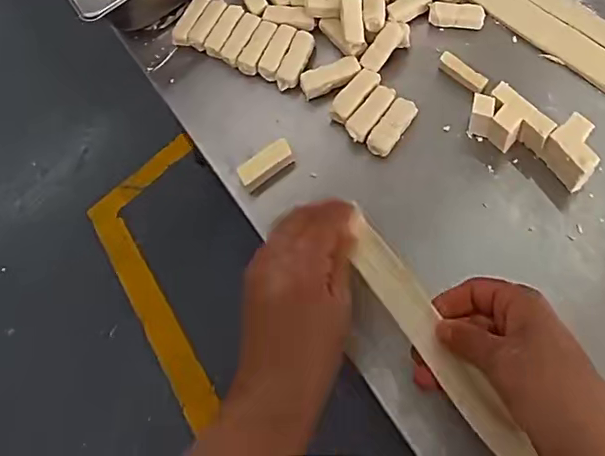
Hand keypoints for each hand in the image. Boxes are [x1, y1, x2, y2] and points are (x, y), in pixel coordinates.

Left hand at [192, 199, 354, 454]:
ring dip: (305, 219)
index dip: (339, 213)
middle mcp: (276, 257)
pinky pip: (274, 241)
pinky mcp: (251, 275)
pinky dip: (291, 233)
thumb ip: (341, 263)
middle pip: (300, 217)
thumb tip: (346, 234)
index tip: (353, 212)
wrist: (272, 393)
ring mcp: (260, 264)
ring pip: (284, 225)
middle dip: (322, 211)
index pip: (322, 222)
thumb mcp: (340, 308)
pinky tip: (305, 242)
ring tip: (327, 225)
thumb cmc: (314, 357)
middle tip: (342, 214)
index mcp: (302, 265)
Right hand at [414, 278, 604, 455]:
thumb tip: (445, 328)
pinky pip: (495, 377)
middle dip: (448, 339)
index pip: (476, 291)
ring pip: (484, 352)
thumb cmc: (556, 392)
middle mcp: (528, 326)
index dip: (449, 304)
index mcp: (523, 304)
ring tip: (436, 382)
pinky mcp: (534, 390)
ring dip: (457, 364)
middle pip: (477, 321)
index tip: (425, 323)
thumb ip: (467, 340)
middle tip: (425, 359)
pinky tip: (462, 395)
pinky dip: (475, 383)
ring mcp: (531, 359)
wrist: (598, 447)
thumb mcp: (501, 359)